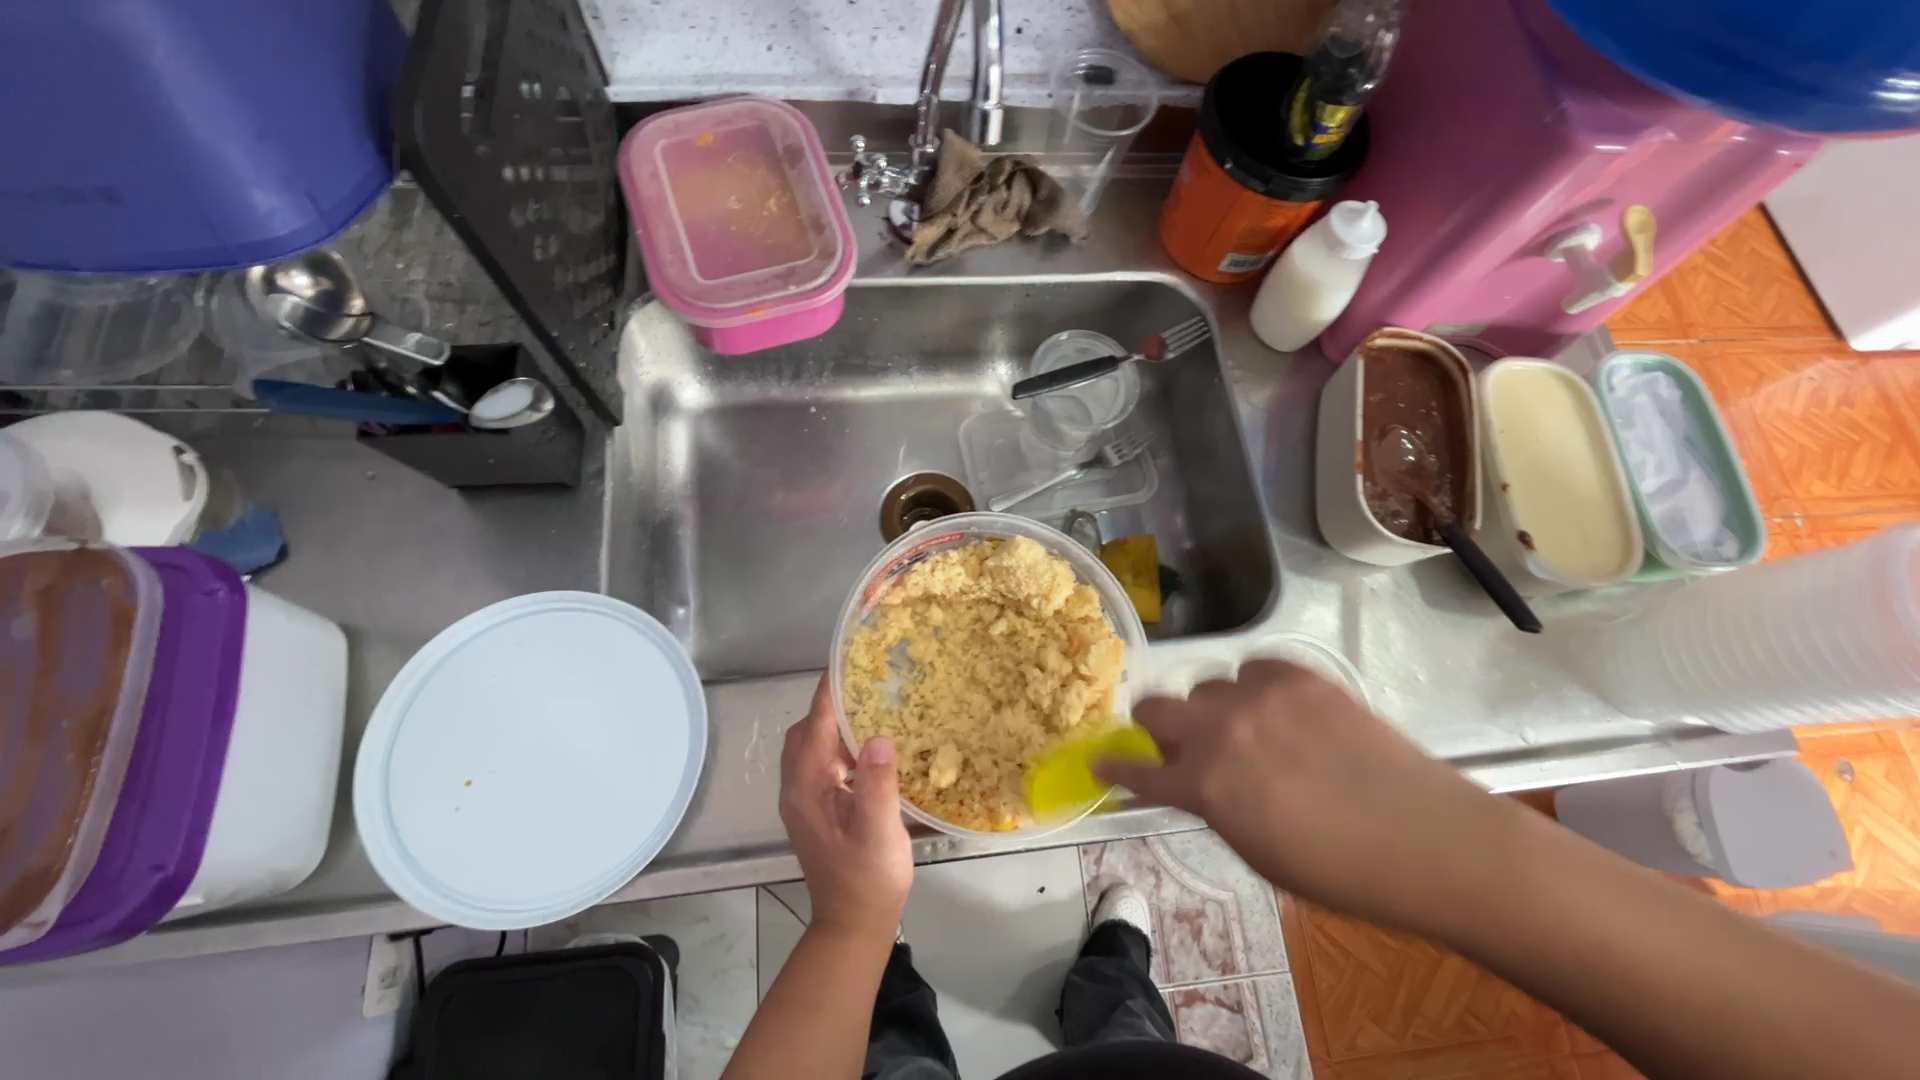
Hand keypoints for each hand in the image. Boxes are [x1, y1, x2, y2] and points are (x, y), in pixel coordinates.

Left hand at [779, 675, 913, 938]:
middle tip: (869, 684)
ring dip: (836, 724)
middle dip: (831, 704)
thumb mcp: (879, 833)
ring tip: (873, 707)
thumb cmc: (868, 879)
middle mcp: (797, 788)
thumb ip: (877, 785)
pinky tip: (871, 748)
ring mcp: (804, 799)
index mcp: (807, 788)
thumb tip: (878, 737)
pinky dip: (840, 745)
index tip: (848, 660)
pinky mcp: (816, 808)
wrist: (853, 923)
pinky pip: (822, 762)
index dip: (829, 692)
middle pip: (806, 731)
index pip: (814, 726)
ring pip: (812, 746)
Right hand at [1096, 660, 1528, 933]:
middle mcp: (1222, 732)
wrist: (1430, 841)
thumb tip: (1196, 782)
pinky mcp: (1300, 676)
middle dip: (1159, 727)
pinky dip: (1256, 689)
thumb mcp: (1255, 852)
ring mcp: (1261, 697)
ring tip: (1252, 732)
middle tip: (1184, 746)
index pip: (1139, 770)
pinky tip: (1280, 711)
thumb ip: (1212, 806)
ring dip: (1215, 710)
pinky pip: (1253, 668)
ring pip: (1208, 686)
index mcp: (1206, 787)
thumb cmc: (1340, 872)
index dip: (1116, 765)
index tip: (1101, 759)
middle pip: (1156, 706)